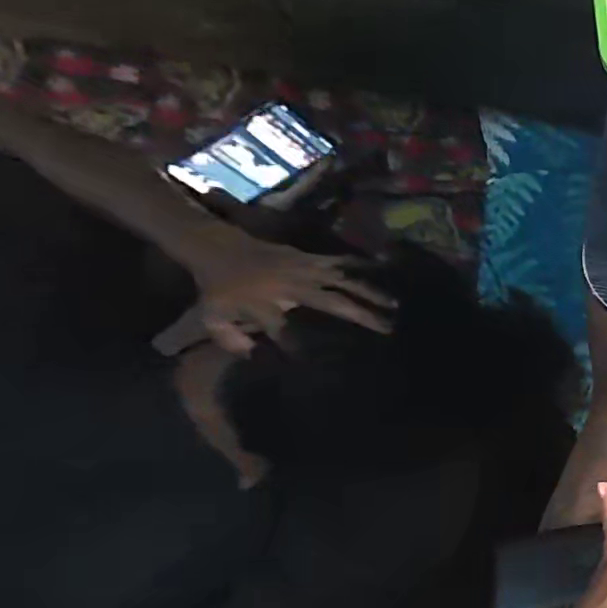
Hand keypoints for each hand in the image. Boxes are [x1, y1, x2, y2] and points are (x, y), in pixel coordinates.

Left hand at [187, 228, 395, 354]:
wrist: (214, 246)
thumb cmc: (217, 285)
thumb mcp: (213, 315)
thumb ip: (230, 339)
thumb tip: (255, 356)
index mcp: (265, 303)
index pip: (287, 331)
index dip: (300, 348)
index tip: (316, 362)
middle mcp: (291, 286)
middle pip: (334, 304)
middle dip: (362, 317)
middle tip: (388, 329)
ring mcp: (304, 269)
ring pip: (344, 282)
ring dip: (370, 293)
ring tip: (393, 304)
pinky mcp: (309, 258)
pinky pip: (339, 261)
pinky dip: (360, 264)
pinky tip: (381, 267)